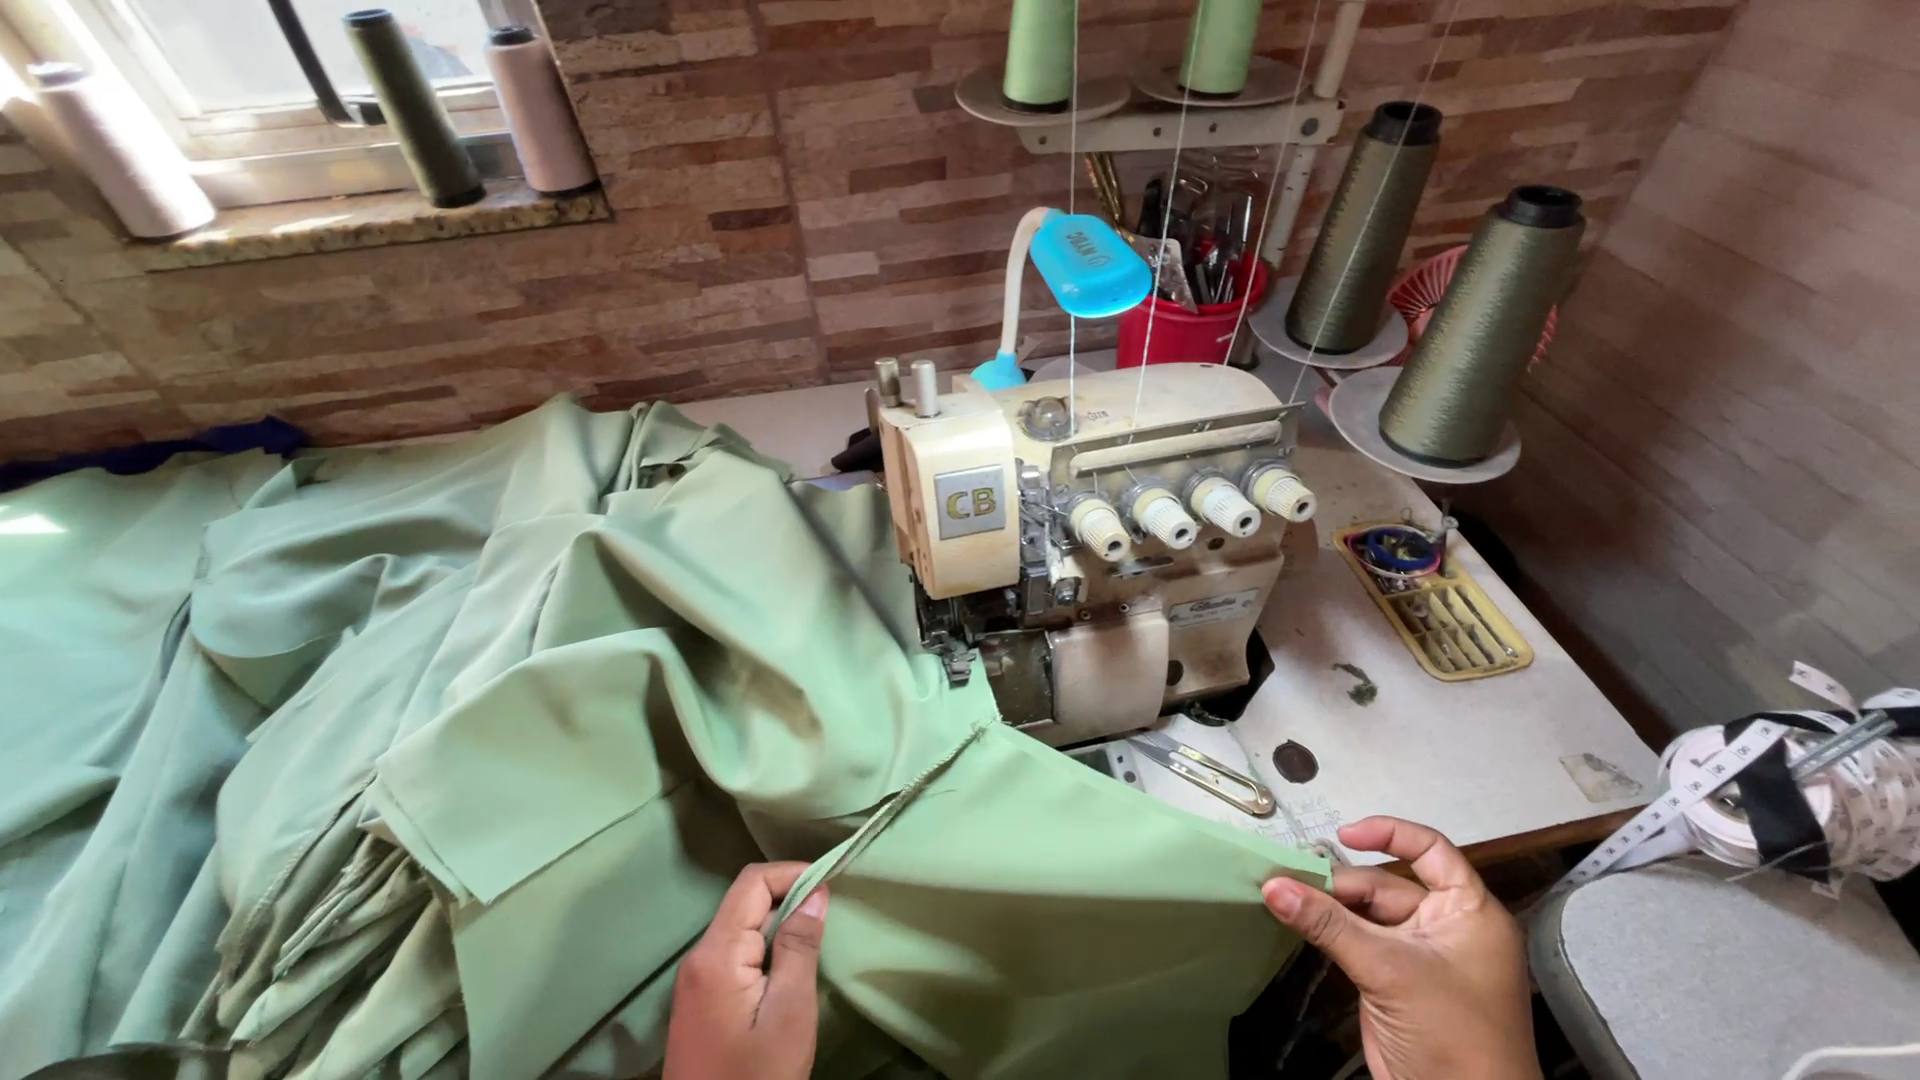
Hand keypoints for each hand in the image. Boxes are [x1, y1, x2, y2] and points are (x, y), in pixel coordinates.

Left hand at [664, 862, 827, 1079]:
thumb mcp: (789, 1013)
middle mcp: (698, 958)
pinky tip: (788, 964)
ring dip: (778, 921)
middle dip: (788, 894)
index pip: (752, 883)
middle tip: (828, 910)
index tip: (830, 883)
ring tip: (814, 935)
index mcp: (716, 954)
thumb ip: (800, 947)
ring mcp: (694, 981)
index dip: (792, 873)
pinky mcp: (699, 1001)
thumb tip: (815, 892)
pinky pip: (734, 952)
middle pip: (744, 901)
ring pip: (740, 926)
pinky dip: (765, 945)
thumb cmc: (756, 1078)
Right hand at [1262, 817, 1540, 1079]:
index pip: (1431, 850)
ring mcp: (1419, 955)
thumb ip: (1328, 924)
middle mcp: (1447, 926)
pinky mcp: (1395, 980)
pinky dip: (1328, 930)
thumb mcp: (1389, 971)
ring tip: (1284, 897)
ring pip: (1365, 912)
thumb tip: (1272, 885)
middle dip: (1339, 882)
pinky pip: (1357, 940)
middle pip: (1385, 883)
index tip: (1343, 836)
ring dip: (1327, 906)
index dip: (1389, 834)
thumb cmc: (1453, 1035)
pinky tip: (1296, 920)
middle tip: (1291, 882)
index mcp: (1469, 912)